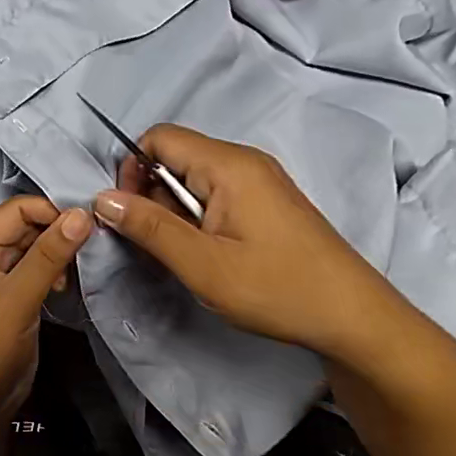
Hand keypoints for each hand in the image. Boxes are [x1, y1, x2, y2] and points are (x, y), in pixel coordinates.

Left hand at [0, 197, 92, 418]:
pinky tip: (67, 286)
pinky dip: (57, 272)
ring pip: (38, 247)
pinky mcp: (16, 295)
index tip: (91, 223)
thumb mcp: (17, 300)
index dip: (53, 211)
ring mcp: (0, 275)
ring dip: (61, 253)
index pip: (18, 209)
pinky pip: (40, 269)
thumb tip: (82, 214)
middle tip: (94, 245)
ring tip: (80, 270)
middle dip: (60, 232)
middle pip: (29, 225)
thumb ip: (49, 256)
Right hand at [94, 124, 414, 364]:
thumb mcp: (202, 264)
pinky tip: (206, 255)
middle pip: (175, 157)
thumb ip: (149, 227)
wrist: (353, 318)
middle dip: (151, 195)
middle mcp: (244, 162)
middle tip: (155, 243)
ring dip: (173, 212)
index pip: (159, 138)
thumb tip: (102, 198)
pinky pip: (215, 195)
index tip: (129, 214)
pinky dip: (196, 219)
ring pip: (193, 180)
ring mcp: (259, 182)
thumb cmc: (277, 289)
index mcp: (229, 165)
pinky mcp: (266, 203)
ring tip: (182, 256)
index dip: (132, 170)